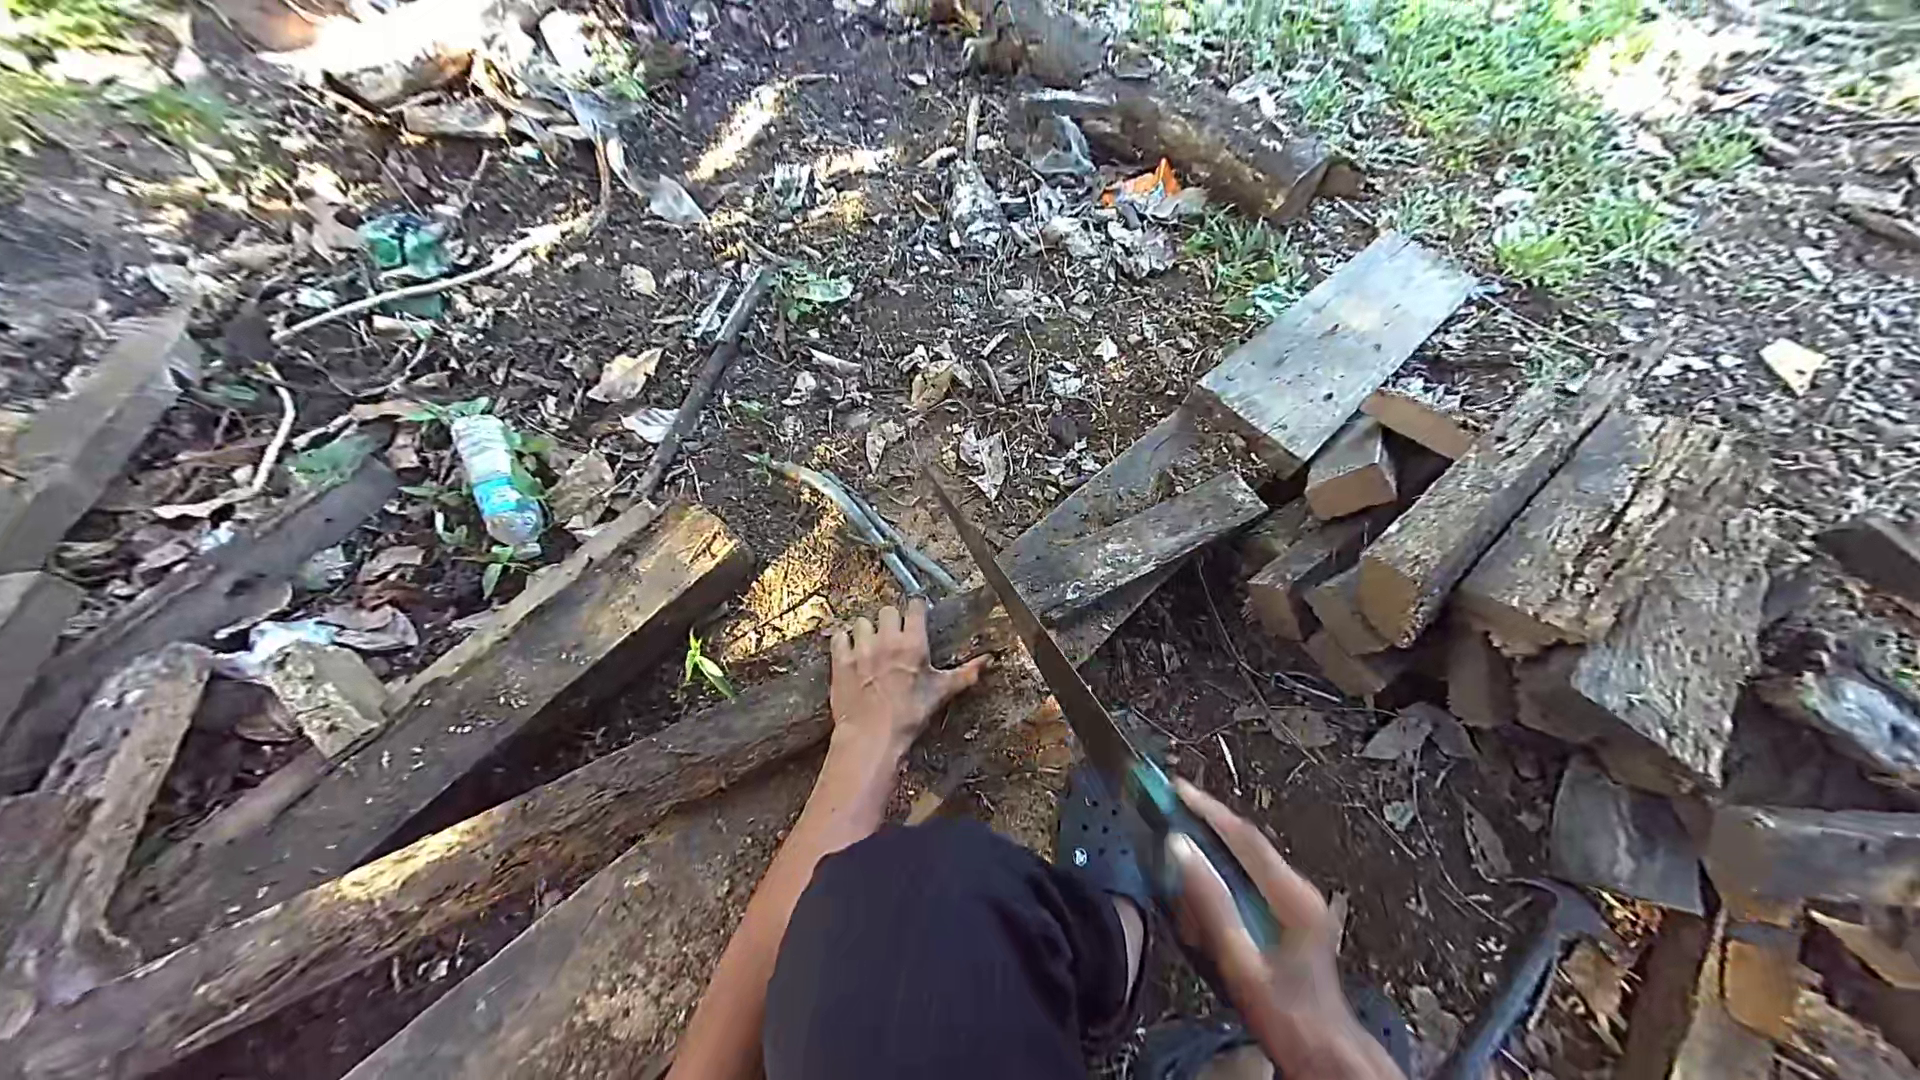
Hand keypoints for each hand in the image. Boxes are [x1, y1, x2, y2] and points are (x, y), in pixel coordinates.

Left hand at [828, 599, 988, 757]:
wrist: (873, 736)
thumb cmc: (909, 715)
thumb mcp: (941, 692)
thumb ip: (966, 673)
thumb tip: (988, 661)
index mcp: (913, 643)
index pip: (915, 606)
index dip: (916, 609)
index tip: (916, 614)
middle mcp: (887, 639)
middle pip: (887, 610)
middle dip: (891, 620)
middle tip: (893, 636)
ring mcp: (861, 648)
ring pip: (862, 621)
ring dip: (867, 630)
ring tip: (871, 645)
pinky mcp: (841, 660)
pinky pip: (840, 636)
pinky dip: (845, 642)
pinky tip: (851, 653)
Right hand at [1167, 780, 1405, 1079]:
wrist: (1326, 1056)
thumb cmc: (1286, 1016)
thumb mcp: (1239, 960)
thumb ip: (1209, 902)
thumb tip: (1178, 847)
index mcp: (1292, 895)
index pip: (1242, 836)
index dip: (1206, 808)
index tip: (1174, 789)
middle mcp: (1297, 889)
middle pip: (1243, 841)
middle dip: (1203, 823)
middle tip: (1166, 809)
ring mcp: (1295, 900)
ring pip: (1244, 857)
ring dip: (1208, 848)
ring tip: (1175, 844)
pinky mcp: (1287, 912)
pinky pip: (1245, 875)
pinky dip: (1218, 870)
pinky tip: (1197, 884)